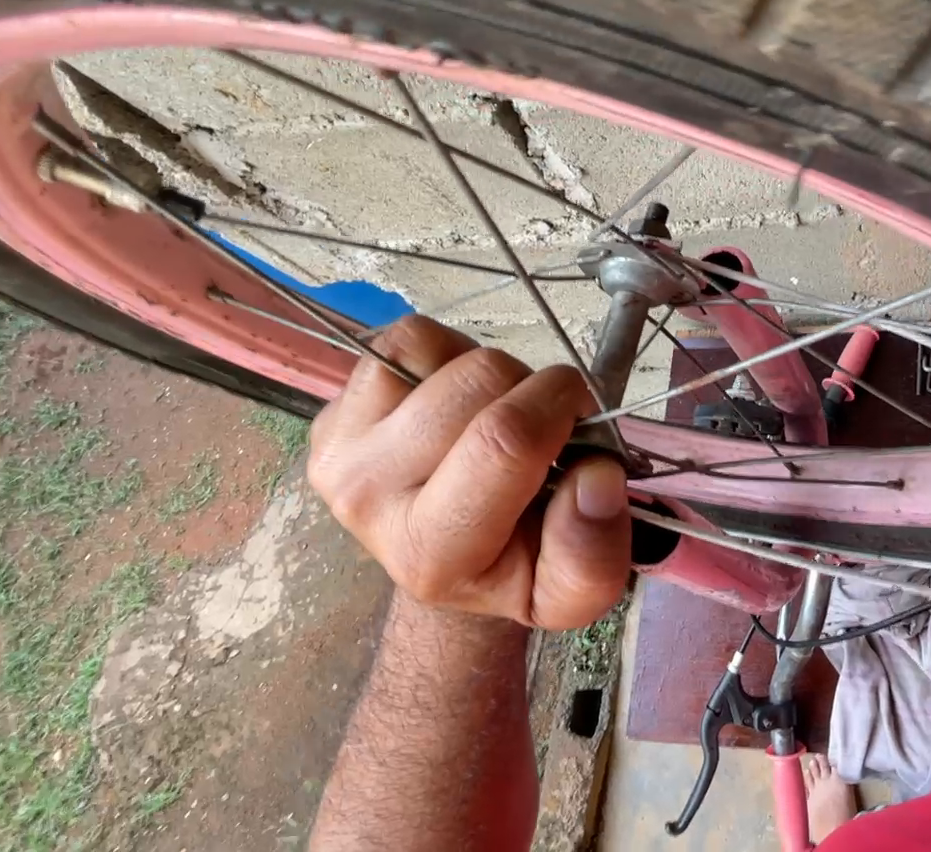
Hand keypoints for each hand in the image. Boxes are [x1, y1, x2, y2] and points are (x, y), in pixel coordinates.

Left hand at [306, 316, 630, 627]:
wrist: (444, 560)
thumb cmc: (512, 566)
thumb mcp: (569, 590)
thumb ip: (594, 552)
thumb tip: (599, 476)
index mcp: (433, 548)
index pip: (503, 441)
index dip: (559, 406)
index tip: (582, 416)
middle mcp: (369, 496)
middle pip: (479, 379)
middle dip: (533, 387)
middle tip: (544, 425)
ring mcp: (340, 448)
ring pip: (444, 353)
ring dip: (491, 373)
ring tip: (497, 415)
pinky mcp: (332, 412)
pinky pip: (407, 340)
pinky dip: (449, 355)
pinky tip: (456, 400)